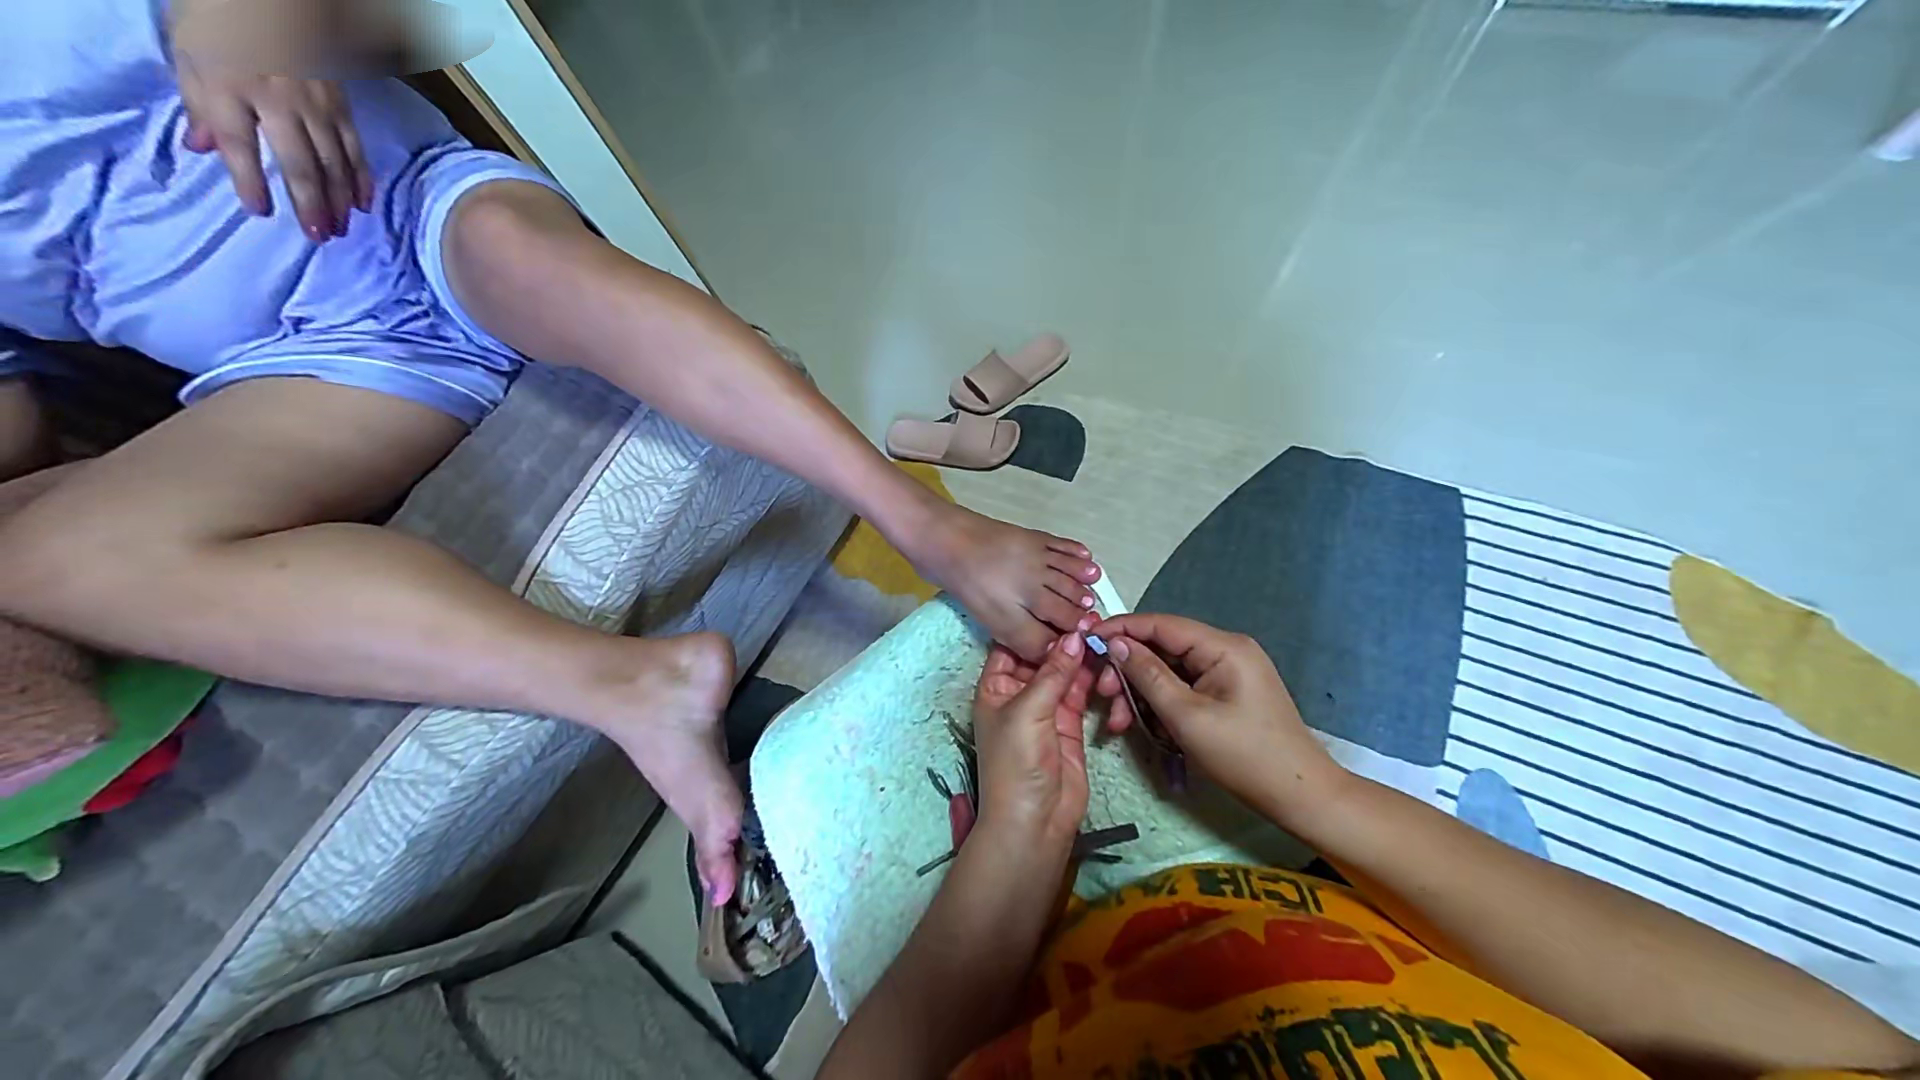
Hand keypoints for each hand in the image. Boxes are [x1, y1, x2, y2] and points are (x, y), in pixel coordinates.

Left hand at [176, 59, 372, 242]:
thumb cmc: (220, 22)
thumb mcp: (189, 53)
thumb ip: (196, 102)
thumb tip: (202, 148)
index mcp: (229, 88)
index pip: (241, 144)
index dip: (250, 181)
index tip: (260, 212)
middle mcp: (277, 103)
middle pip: (298, 164)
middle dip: (309, 203)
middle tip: (319, 236)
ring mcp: (316, 108)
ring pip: (332, 164)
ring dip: (338, 201)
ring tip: (340, 229)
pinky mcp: (342, 109)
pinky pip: (355, 151)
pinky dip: (361, 180)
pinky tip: (363, 203)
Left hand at [904, 501, 1100, 662]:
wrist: (948, 538)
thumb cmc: (969, 586)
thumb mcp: (997, 623)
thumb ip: (1029, 638)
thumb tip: (1057, 651)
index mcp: (1036, 599)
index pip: (1065, 618)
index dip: (1076, 629)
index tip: (1088, 637)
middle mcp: (1044, 575)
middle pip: (1070, 593)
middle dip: (1083, 606)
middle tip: (1093, 613)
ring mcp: (1038, 552)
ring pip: (1069, 568)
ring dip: (1083, 578)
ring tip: (1095, 583)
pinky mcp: (1029, 535)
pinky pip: (1060, 544)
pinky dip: (1075, 551)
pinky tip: (1085, 555)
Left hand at [970, 633, 1095, 851]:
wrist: (1035, 820)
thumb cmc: (1016, 762)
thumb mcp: (1028, 711)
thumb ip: (1053, 673)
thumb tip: (1074, 635)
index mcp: (994, 687)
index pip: (1011, 646)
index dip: (1033, 627)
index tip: (1059, 606)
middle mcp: (1018, 693)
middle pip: (1040, 657)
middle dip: (1062, 639)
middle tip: (1091, 616)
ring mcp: (1045, 708)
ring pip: (1063, 672)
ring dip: (1080, 655)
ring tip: (1102, 632)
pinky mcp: (1069, 721)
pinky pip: (1079, 691)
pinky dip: (1091, 676)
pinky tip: (1105, 657)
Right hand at [1091, 613, 1339, 815]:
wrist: (1299, 796)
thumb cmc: (1243, 755)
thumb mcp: (1186, 716)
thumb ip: (1147, 674)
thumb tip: (1115, 643)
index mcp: (1222, 647)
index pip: (1160, 624)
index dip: (1120, 629)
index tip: (1086, 641)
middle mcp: (1225, 649)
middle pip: (1162, 648)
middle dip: (1128, 670)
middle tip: (1103, 696)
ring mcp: (1227, 671)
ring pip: (1168, 670)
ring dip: (1140, 692)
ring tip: (1119, 722)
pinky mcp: (1226, 691)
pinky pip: (1183, 686)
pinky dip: (1160, 703)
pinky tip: (1143, 724)